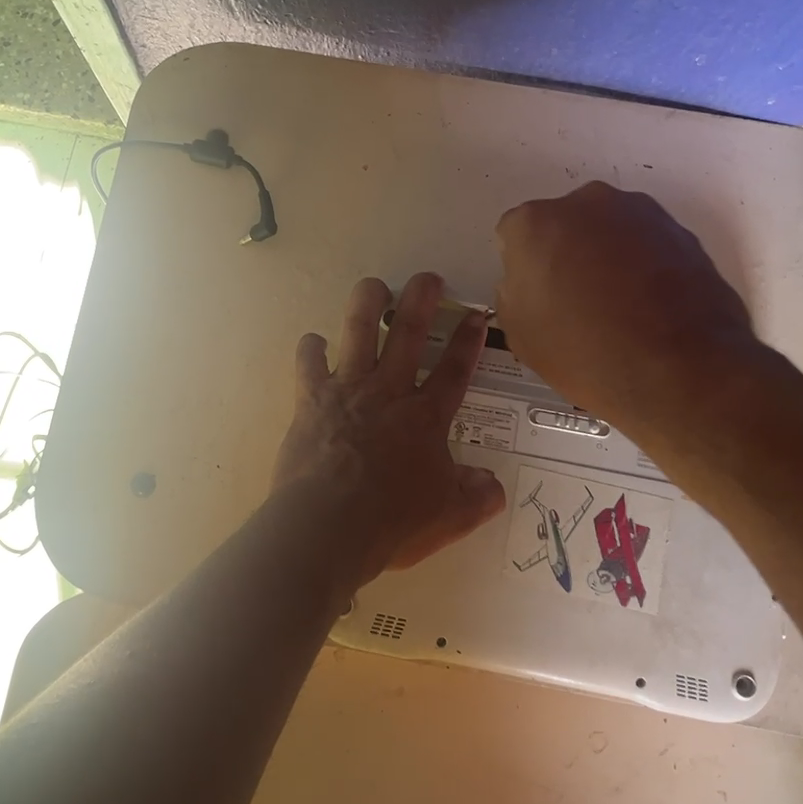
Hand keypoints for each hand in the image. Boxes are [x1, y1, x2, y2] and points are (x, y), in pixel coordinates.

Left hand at [269, 273, 505, 593]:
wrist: (328, 525)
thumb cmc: (393, 521)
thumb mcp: (450, 516)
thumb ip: (476, 497)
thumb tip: (493, 485)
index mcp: (426, 416)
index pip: (455, 369)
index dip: (468, 341)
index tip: (475, 315)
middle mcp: (388, 391)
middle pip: (409, 333)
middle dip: (422, 300)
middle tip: (427, 277)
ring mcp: (348, 390)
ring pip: (359, 331)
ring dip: (367, 303)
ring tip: (373, 286)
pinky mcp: (311, 399)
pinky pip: (309, 362)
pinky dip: (311, 348)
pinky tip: (314, 342)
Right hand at [494, 182, 761, 427]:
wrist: (679, 370)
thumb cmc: (585, 353)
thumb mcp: (520, 334)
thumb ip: (514, 292)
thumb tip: (531, 282)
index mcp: (535, 224)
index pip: (514, 235)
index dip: (523, 268)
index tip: (537, 296)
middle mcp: (586, 203)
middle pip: (564, 223)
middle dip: (565, 252)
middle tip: (574, 298)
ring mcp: (640, 213)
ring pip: (608, 230)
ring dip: (606, 256)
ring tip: (617, 306)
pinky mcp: (682, 231)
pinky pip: (646, 244)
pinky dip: (643, 265)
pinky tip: (648, 306)